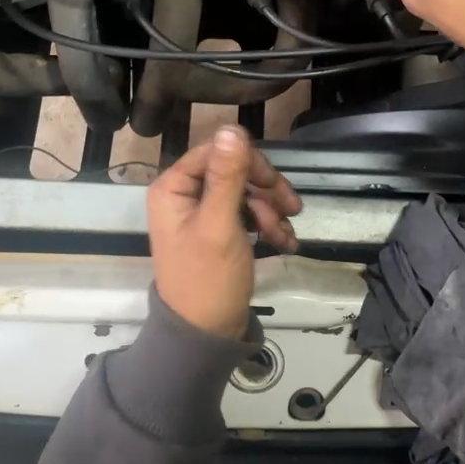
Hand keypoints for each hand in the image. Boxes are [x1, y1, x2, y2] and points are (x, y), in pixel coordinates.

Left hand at [145, 126, 301, 338]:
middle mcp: (184, 195)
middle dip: (264, 189)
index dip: (248, 162)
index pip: (216, 151)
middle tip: (291, 207)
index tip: (273, 183)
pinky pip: (248, 213)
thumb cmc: (207, 279)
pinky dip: (268, 224)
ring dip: (271, 209)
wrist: (206, 336)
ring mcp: (202, 213)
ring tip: (286, 234)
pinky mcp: (219, 230)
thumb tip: (233, 127)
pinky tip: (286, 242)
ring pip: (246, 190)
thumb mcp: (220, 225)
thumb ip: (227, 176)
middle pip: (234, 169)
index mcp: (173, 188)